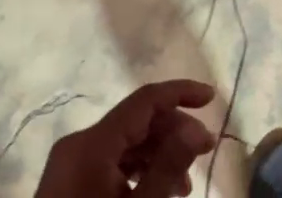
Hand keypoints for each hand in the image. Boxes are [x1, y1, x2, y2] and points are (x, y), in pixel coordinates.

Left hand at [33, 79, 215, 197]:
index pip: (144, 100)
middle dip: (174, 133)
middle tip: (204, 154)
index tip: (212, 98)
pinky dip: (138, 170)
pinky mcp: (69, 180)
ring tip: (184, 187)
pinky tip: (157, 190)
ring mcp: (70, 162)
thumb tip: (196, 127)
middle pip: (137, 121)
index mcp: (92, 144)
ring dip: (159, 156)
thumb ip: (167, 167)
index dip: (180, 92)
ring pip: (126, 142)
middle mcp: (79, 143)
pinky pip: (111, 161)